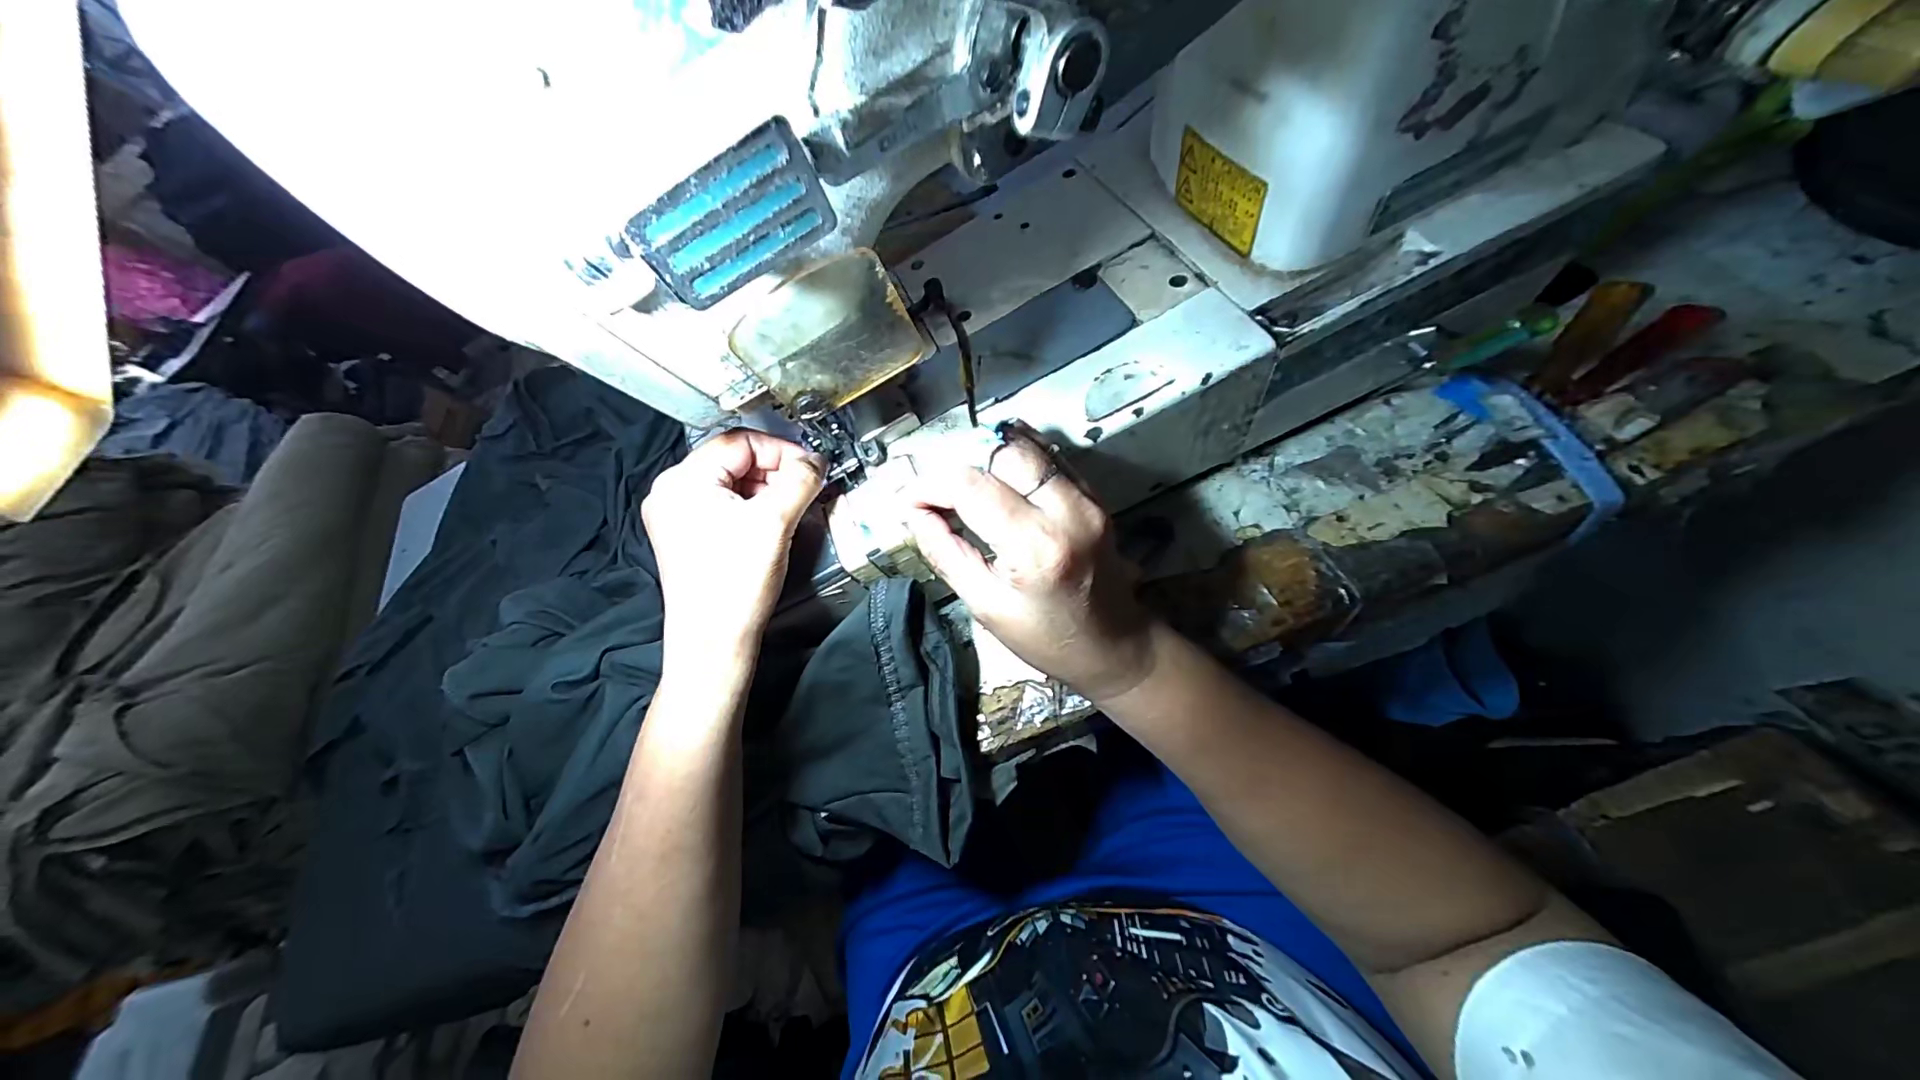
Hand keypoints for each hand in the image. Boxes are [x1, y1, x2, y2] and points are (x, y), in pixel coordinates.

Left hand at [642, 429, 824, 656]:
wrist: (714, 642)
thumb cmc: (732, 587)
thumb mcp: (776, 521)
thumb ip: (800, 480)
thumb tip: (815, 460)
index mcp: (683, 480)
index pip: (741, 441)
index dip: (782, 450)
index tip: (810, 467)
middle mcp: (672, 493)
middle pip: (736, 460)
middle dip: (776, 472)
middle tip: (805, 491)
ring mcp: (677, 516)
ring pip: (733, 483)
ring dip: (767, 491)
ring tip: (790, 513)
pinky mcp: (688, 536)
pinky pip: (726, 506)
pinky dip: (754, 509)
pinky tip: (772, 527)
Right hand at [900, 428, 1157, 702]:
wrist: (1114, 645)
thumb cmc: (1046, 638)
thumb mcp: (985, 605)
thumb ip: (946, 552)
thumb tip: (915, 513)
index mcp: (1035, 547)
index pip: (971, 486)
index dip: (930, 485)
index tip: (910, 498)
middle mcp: (1066, 512)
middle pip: (1001, 453)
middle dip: (961, 465)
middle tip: (941, 491)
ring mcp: (1087, 500)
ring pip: (1028, 448)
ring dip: (988, 458)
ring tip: (967, 484)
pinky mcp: (1094, 497)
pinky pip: (1050, 459)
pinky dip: (1017, 460)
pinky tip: (999, 478)